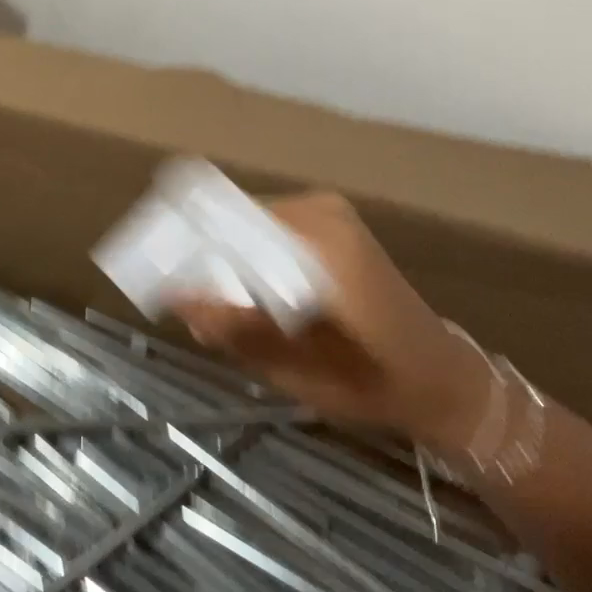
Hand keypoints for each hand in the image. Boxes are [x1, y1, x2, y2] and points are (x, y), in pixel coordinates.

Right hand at [169, 191, 492, 452]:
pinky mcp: (326, 223)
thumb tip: (176, 298)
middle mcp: (318, 210)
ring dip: (220, 264)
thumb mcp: (296, 367)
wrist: (439, 381)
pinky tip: (244, 299)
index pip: (224, 220)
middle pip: (228, 222)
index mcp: (318, 238)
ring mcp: (324, 212)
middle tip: (184, 304)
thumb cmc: (371, 381)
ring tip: (213, 309)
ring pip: (240, 228)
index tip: (152, 275)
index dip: (183, 245)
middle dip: (200, 260)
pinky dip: (243, 262)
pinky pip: (260, 233)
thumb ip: (236, 328)